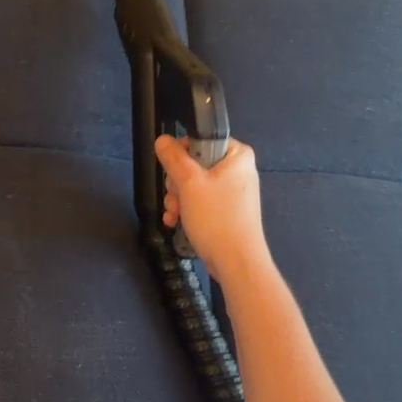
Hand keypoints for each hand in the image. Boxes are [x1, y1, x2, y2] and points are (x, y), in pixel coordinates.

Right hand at [155, 135, 273, 282]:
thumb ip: (173, 158)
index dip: (182, 152)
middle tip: (174, 197)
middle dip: (177, 183)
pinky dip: (188, 210)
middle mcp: (239, 170)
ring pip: (195, 185)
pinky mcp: (228, 212)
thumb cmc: (216, 217)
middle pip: (195, 164)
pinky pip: (202, 202)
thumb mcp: (189, 183)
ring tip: (175, 214)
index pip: (203, 139)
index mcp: (238, 155)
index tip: (172, 169)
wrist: (236, 262)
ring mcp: (234, 193)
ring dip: (178, 199)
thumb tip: (162, 139)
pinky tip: (177, 222)